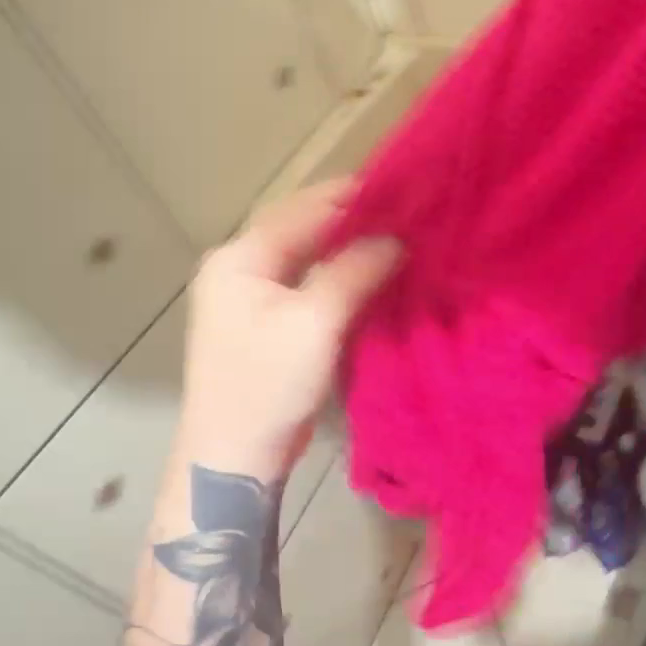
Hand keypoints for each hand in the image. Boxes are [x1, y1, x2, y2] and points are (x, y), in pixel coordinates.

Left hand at [179, 178, 401, 476]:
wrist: (235, 456)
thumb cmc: (268, 385)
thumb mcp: (315, 323)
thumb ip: (355, 271)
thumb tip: (397, 238)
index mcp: (240, 258)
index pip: (305, 210)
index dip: (356, 198)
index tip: (407, 189)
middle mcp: (240, 265)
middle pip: (305, 225)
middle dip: (355, 217)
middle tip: (410, 210)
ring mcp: (252, 293)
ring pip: (309, 252)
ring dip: (350, 243)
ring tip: (401, 233)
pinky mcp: (268, 318)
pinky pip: (310, 278)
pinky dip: (341, 269)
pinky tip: (376, 268)